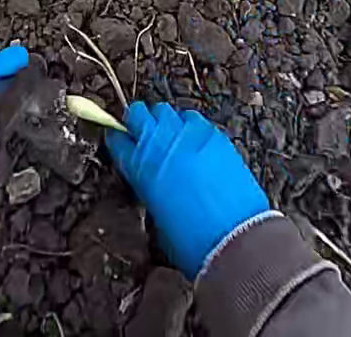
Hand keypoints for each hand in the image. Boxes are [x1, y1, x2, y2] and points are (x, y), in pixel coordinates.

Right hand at [105, 102, 269, 278]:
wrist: (232, 235)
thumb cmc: (192, 239)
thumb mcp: (157, 214)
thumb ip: (150, 185)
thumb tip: (154, 176)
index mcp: (141, 168)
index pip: (118, 140)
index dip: (118, 138)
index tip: (120, 139)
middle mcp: (161, 144)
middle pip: (138, 113)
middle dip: (137, 120)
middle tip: (143, 133)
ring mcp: (187, 133)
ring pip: (166, 111)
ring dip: (165, 122)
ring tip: (171, 139)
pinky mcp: (212, 132)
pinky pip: (192, 118)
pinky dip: (189, 126)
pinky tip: (193, 142)